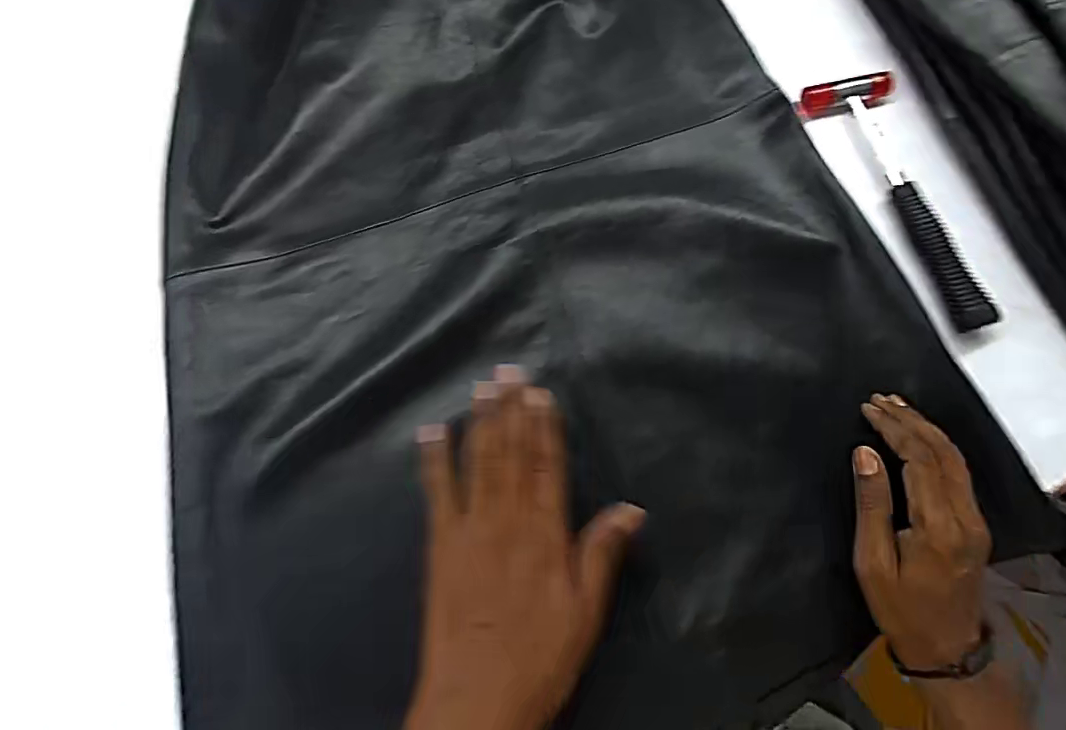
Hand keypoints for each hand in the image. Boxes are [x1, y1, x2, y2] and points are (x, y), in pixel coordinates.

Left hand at [405, 366, 644, 729]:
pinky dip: (435, 458)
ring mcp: (471, 528)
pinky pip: (437, 492)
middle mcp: (509, 519)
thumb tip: (631, 507)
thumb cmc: (539, 656)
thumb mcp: (585, 613)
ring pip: (480, 461)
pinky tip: (434, 429)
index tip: (541, 391)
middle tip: (509, 369)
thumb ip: (602, 554)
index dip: (545, 426)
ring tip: (483, 385)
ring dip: (482, 420)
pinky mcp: (440, 544)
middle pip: (513, 452)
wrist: (474, 702)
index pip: (549, 466)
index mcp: (546, 533)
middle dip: (512, 408)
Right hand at [853, 393, 991, 670]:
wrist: (947, 650)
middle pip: (943, 452)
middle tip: (879, 399)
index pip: (920, 460)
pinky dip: (936, 444)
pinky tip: (918, 434)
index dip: (894, 428)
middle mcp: (966, 519)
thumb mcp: (873, 562)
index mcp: (939, 528)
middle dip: (910, 420)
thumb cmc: (902, 609)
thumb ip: (872, 504)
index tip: (868, 409)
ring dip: (925, 427)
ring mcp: (977, 521)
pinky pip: (958, 470)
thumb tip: (866, 452)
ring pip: (955, 458)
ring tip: (896, 406)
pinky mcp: (976, 524)